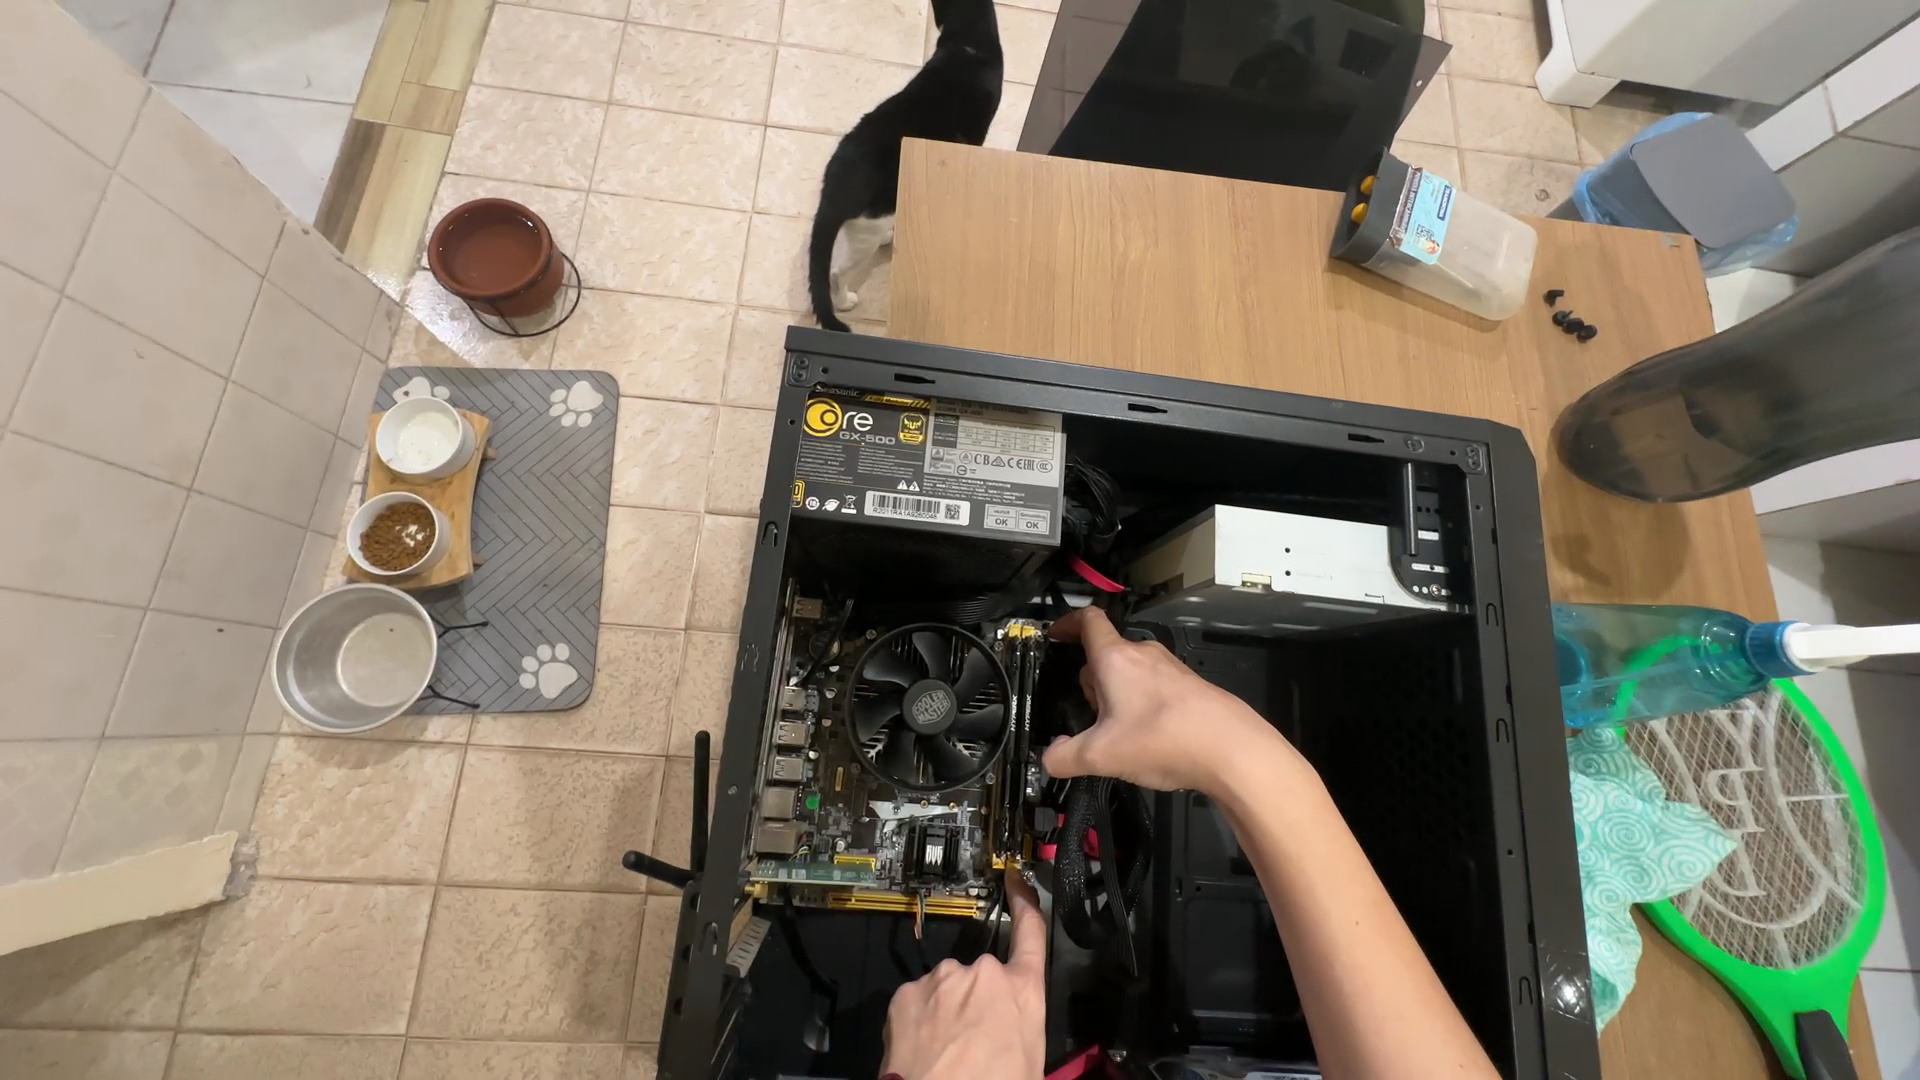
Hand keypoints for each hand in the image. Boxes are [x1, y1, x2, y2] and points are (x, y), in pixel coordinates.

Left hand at [881, 875, 1046, 1079]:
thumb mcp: (1029, 1063)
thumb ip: (1020, 1027)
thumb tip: (1010, 1033)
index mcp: (1021, 992)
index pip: (1031, 932)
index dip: (1024, 900)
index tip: (1015, 878)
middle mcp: (982, 974)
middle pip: (982, 979)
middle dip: (977, 1004)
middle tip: (974, 1045)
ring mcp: (941, 979)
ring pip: (946, 991)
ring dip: (946, 1014)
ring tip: (945, 1056)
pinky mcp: (906, 993)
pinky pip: (917, 1003)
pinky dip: (918, 1023)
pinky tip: (921, 1053)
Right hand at [1040, 607, 1302, 795]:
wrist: (1233, 750)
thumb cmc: (1163, 740)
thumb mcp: (1101, 756)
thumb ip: (1064, 757)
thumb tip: (1049, 758)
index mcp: (1114, 658)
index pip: (1086, 621)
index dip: (1066, 623)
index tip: (1055, 636)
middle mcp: (1142, 654)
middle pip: (1105, 653)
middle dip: (1090, 679)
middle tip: (1087, 714)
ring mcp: (1170, 668)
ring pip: (1129, 671)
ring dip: (1116, 693)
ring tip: (1119, 732)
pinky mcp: (1190, 686)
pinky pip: (1154, 686)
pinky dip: (1141, 703)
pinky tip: (1149, 738)